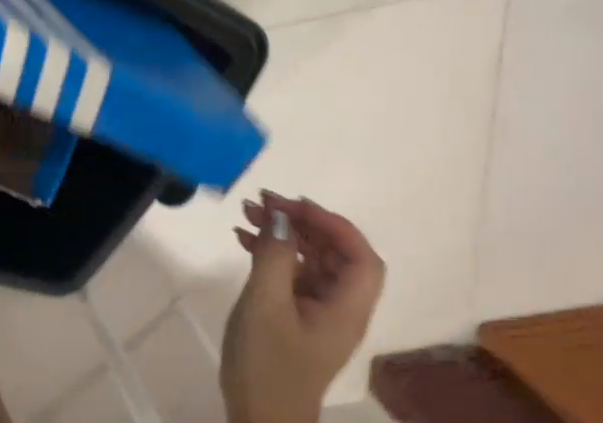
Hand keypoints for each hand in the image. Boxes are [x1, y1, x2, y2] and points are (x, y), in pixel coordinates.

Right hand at [221, 192, 385, 422]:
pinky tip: (241, 239)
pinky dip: (270, 252)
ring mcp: (317, 313)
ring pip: (310, 260)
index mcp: (347, 308)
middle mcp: (340, 308)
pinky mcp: (295, 317)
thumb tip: (279, 217)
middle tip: (263, 201)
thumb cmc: (268, 361)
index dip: (333, 225)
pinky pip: (291, 273)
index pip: (361, 257)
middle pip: (336, 254)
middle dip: (303, 222)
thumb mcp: (264, 303)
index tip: (293, 204)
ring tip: (246, 212)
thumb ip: (273, 256)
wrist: (261, 415)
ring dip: (283, 233)